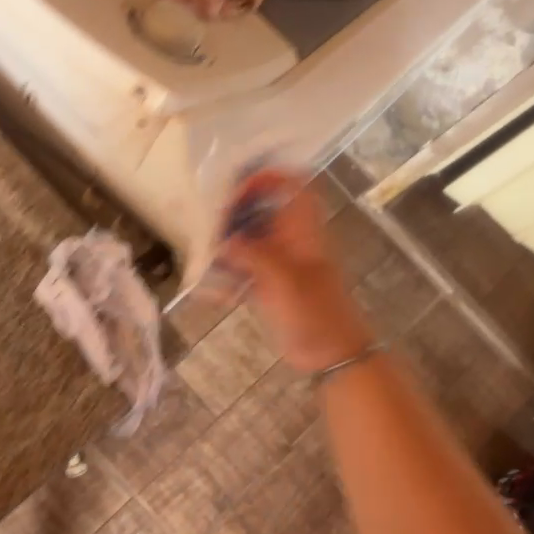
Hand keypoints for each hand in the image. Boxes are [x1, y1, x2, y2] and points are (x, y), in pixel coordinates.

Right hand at [218, 171, 372, 372]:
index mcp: (301, 230)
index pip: (290, 185)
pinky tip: (206, 287)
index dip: (266, 179)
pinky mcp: (267, 287)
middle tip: (209, 226)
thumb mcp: (284, 280)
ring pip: (248, 240)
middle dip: (233, 213)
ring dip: (225, 244)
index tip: (236, 192)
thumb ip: (252, 254)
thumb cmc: (316, 312)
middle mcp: (288, 240)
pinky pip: (241, 271)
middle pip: (261, 210)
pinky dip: (225, 275)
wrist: (330, 354)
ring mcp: (277, 264)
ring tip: (202, 253)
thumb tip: (223, 241)